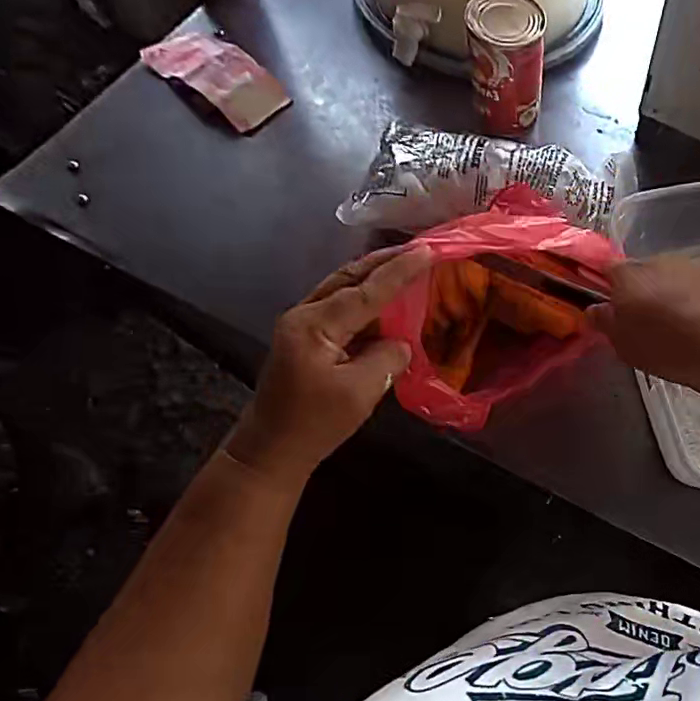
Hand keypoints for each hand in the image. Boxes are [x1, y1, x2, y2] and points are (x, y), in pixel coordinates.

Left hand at [224, 244, 432, 483]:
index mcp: (315, 326)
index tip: (428, 251)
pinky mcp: (306, 341)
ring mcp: (301, 328)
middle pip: (348, 278)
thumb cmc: (315, 423)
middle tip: (418, 250)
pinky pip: (340, 309)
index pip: (365, 291)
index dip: (399, 272)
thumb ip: (387, 358)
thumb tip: (400, 342)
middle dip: (384, 262)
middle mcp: (304, 316)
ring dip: (374, 277)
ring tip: (406, 267)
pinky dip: (365, 299)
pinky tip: (385, 301)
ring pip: (342, 290)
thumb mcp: (361, 391)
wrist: (271, 450)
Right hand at [587, 256, 699, 392]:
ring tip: (676, 332)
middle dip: (640, 294)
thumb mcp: (626, 346)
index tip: (611, 311)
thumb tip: (596, 309)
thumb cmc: (669, 348)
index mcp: (628, 274)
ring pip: (671, 280)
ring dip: (669, 298)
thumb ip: (607, 323)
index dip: (607, 288)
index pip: (606, 269)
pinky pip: (697, 289)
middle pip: (641, 273)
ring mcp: (694, 267)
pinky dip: (695, 304)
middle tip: (644, 327)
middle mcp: (660, 260)